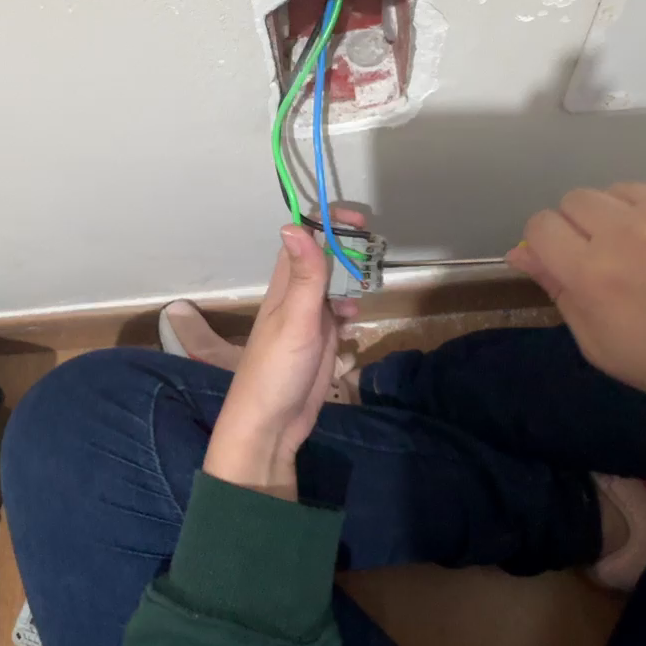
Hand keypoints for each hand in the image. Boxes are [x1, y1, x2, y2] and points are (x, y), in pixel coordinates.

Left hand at [204, 212, 362, 499]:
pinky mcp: (321, 341)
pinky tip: (354, 324)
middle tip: (373, 258)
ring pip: (335, 286)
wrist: (272, 424)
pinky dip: (351, 312)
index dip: (327, 223)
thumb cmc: (277, 369)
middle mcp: (296, 295)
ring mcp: (309, 319)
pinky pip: (340, 314)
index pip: (304, 237)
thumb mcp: (295, 319)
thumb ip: (303, 275)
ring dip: (353, 283)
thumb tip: (295, 224)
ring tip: (365, 293)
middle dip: (349, 252)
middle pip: (325, 258)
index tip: (358, 221)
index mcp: (284, 284)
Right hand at [508, 184, 645, 484]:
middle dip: (580, 226)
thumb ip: (558, 291)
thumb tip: (522, 252)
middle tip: (609, 259)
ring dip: (622, 215)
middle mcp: (626, 230)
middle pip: (575, 200)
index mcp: (591, 273)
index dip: (547, 245)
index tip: (566, 264)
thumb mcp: (599, 345)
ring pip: (620, 190)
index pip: (540, 226)